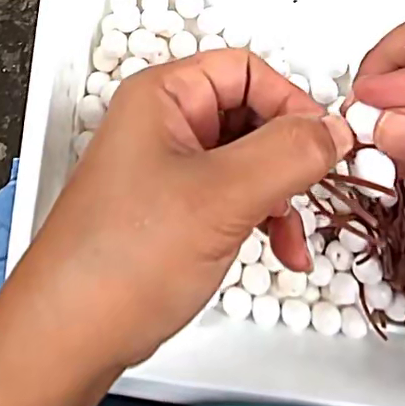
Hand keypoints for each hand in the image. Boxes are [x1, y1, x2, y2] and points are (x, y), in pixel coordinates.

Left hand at [0, 49, 352, 370]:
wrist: (70, 335)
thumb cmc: (121, 257)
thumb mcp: (221, 196)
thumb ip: (288, 154)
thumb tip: (334, 128)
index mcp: (163, 96)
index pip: (246, 70)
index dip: (292, 101)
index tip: (327, 142)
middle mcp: (164, 123)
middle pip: (250, 113)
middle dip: (289, 154)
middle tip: (317, 188)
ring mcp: (169, 166)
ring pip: (248, 158)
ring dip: (282, 193)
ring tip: (295, 235)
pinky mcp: (175, 205)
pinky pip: (234, 193)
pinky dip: (264, 216)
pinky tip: (281, 251)